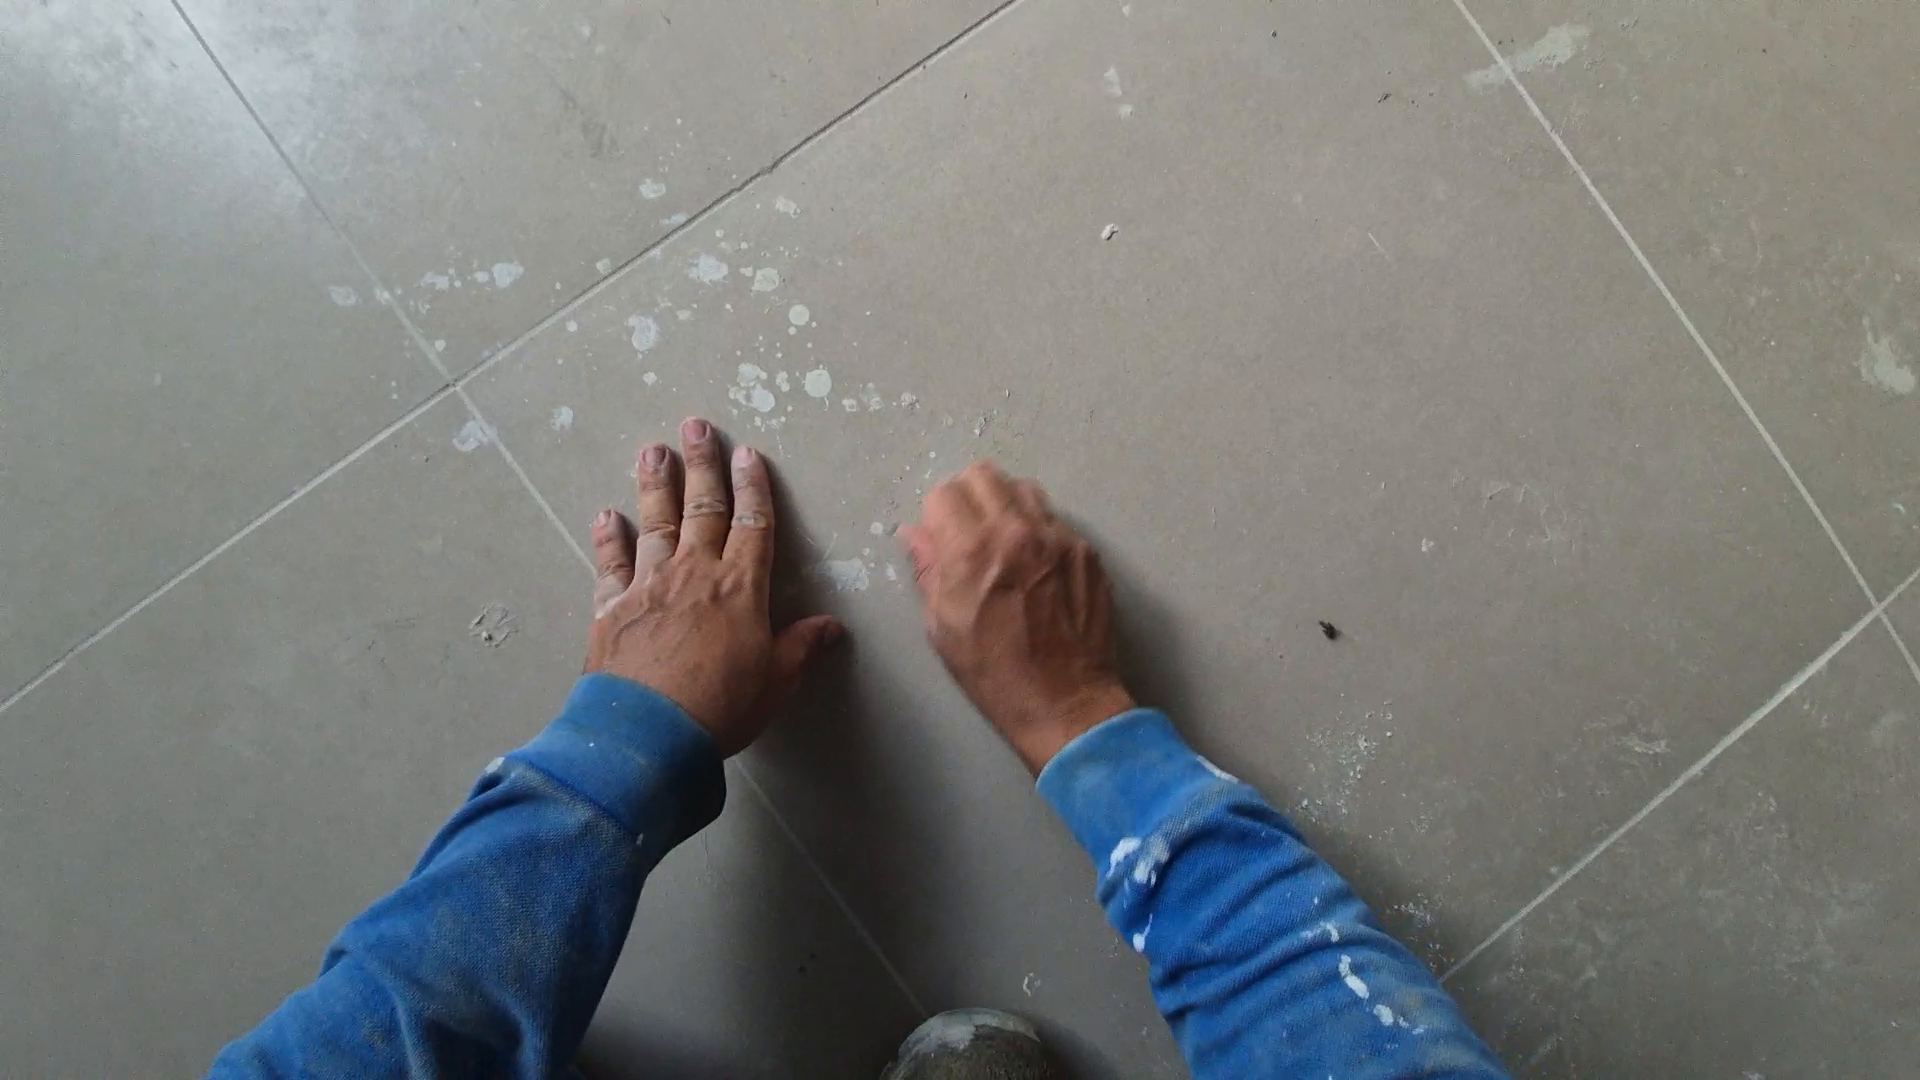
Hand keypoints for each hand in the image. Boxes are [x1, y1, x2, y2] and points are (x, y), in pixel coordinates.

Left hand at [584, 417, 843, 755]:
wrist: (647, 735)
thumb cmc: (722, 706)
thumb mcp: (776, 679)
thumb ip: (802, 647)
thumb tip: (833, 628)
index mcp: (740, 586)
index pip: (752, 523)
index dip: (752, 487)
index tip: (747, 454)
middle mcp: (695, 573)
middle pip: (702, 508)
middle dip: (702, 465)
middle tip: (696, 426)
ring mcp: (650, 586)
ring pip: (655, 523)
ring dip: (655, 485)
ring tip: (653, 451)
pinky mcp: (612, 608)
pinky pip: (611, 565)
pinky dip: (608, 540)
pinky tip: (606, 516)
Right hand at [900, 462, 1135, 773]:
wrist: (1065, 702)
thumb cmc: (993, 672)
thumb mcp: (942, 626)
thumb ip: (927, 569)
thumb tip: (914, 533)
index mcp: (971, 550)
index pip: (944, 493)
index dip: (936, 515)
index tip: (940, 538)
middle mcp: (1016, 531)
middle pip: (983, 475)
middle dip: (967, 497)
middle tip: (968, 530)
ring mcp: (1058, 538)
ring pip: (1022, 488)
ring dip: (1005, 505)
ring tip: (1004, 542)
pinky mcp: (1086, 551)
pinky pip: (1054, 520)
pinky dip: (1037, 530)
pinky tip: (1036, 566)